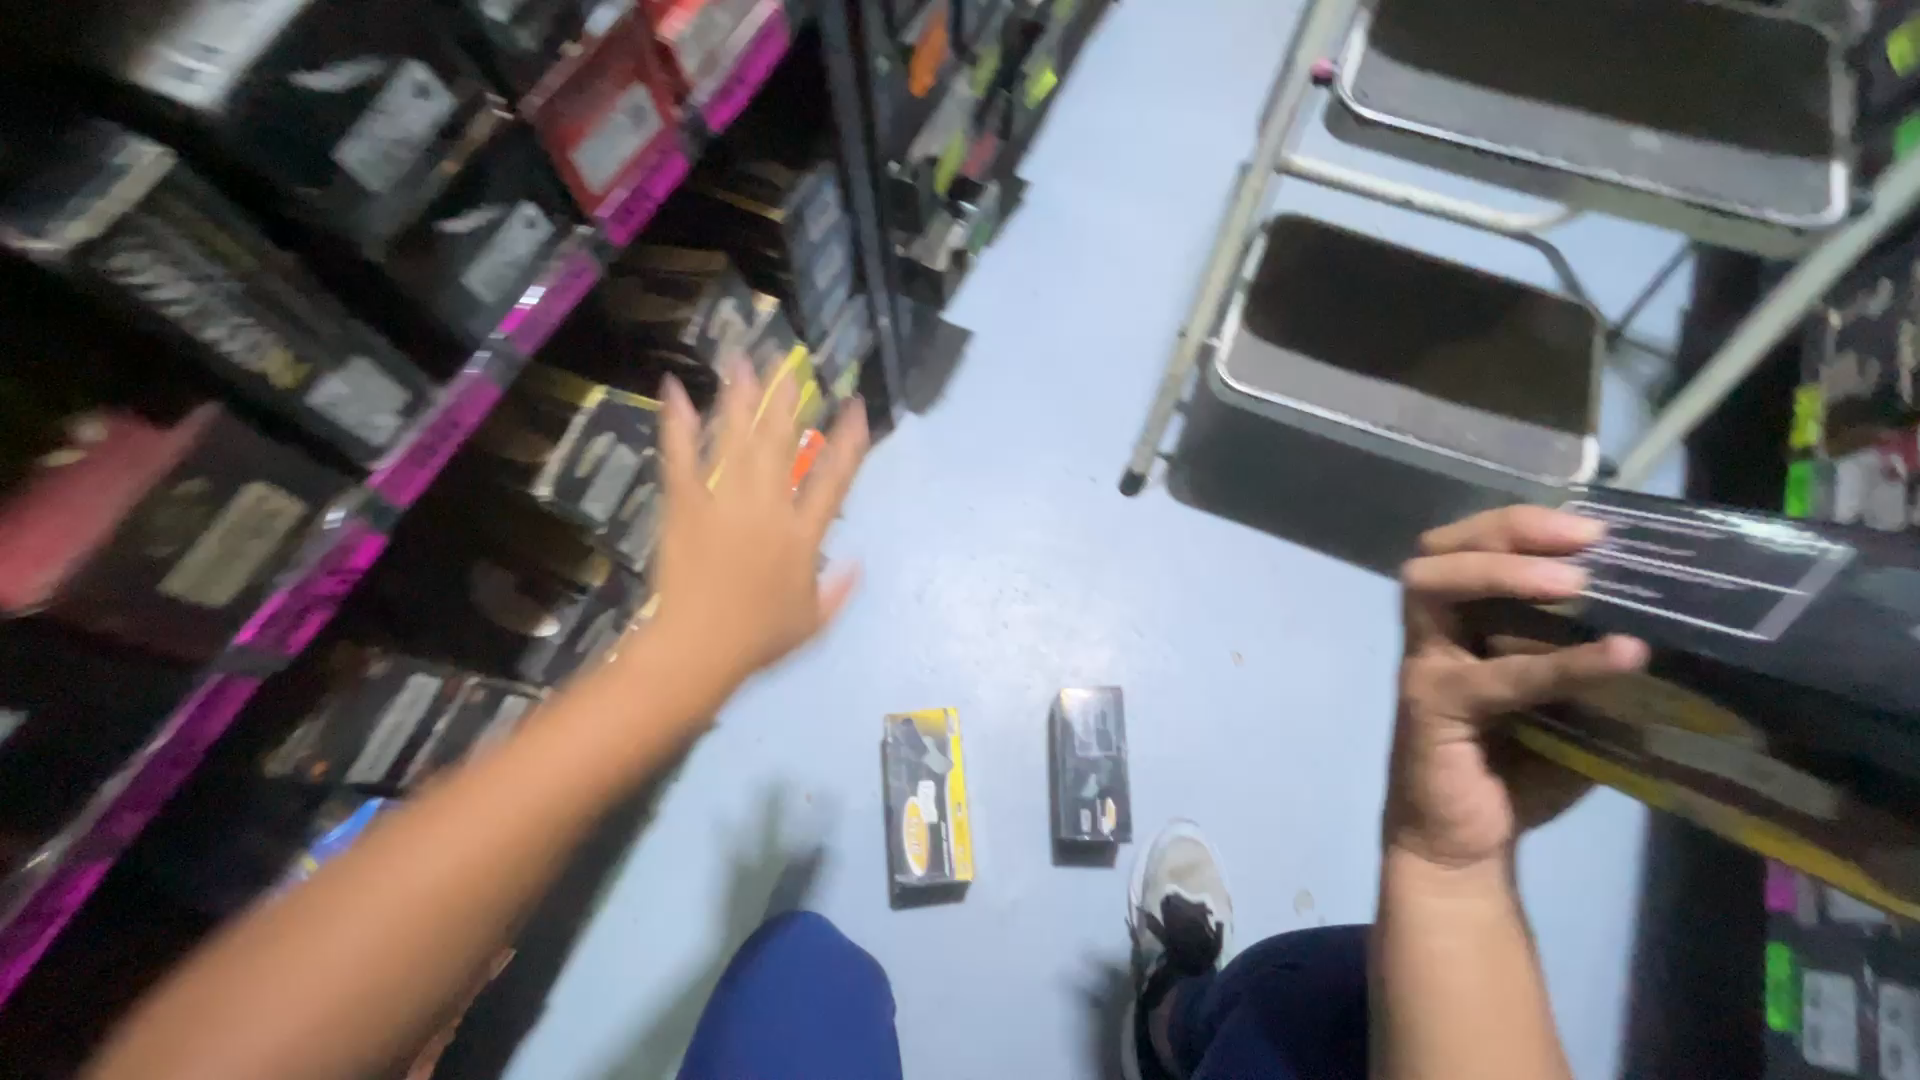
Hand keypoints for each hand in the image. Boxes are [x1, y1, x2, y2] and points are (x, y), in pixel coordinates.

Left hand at [648, 358, 868, 704]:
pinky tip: (674, 391)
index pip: (834, 479)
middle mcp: (769, 508)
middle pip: (782, 444)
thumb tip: (858, 561)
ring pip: (737, 441)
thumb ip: (838, 589)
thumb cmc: (759, 638)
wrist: (698, 649)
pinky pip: (682, 458)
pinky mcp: (685, 506)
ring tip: (742, 361)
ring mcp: (725, 503)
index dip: (849, 440)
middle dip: (787, 401)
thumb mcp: (813, 621)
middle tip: (789, 364)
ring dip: (740, 399)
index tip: (856, 406)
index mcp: (803, 535)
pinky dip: (678, 424)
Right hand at [1387, 506, 1648, 869]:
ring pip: (1429, 584)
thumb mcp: (1569, 708)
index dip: (1519, 525)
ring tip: (1572, 581)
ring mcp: (1425, 664)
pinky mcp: (1430, 703)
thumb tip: (1665, 633)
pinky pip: (1493, 673)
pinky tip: (1622, 657)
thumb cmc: (1514, 770)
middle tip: (1582, 538)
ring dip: (1499, 570)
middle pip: (1436, 551)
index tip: (1598, 528)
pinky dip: (1559, 663)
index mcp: (1462, 625)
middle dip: (1504, 530)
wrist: (1461, 838)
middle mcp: (1434, 633)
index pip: (1467, 549)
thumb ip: (1590, 669)